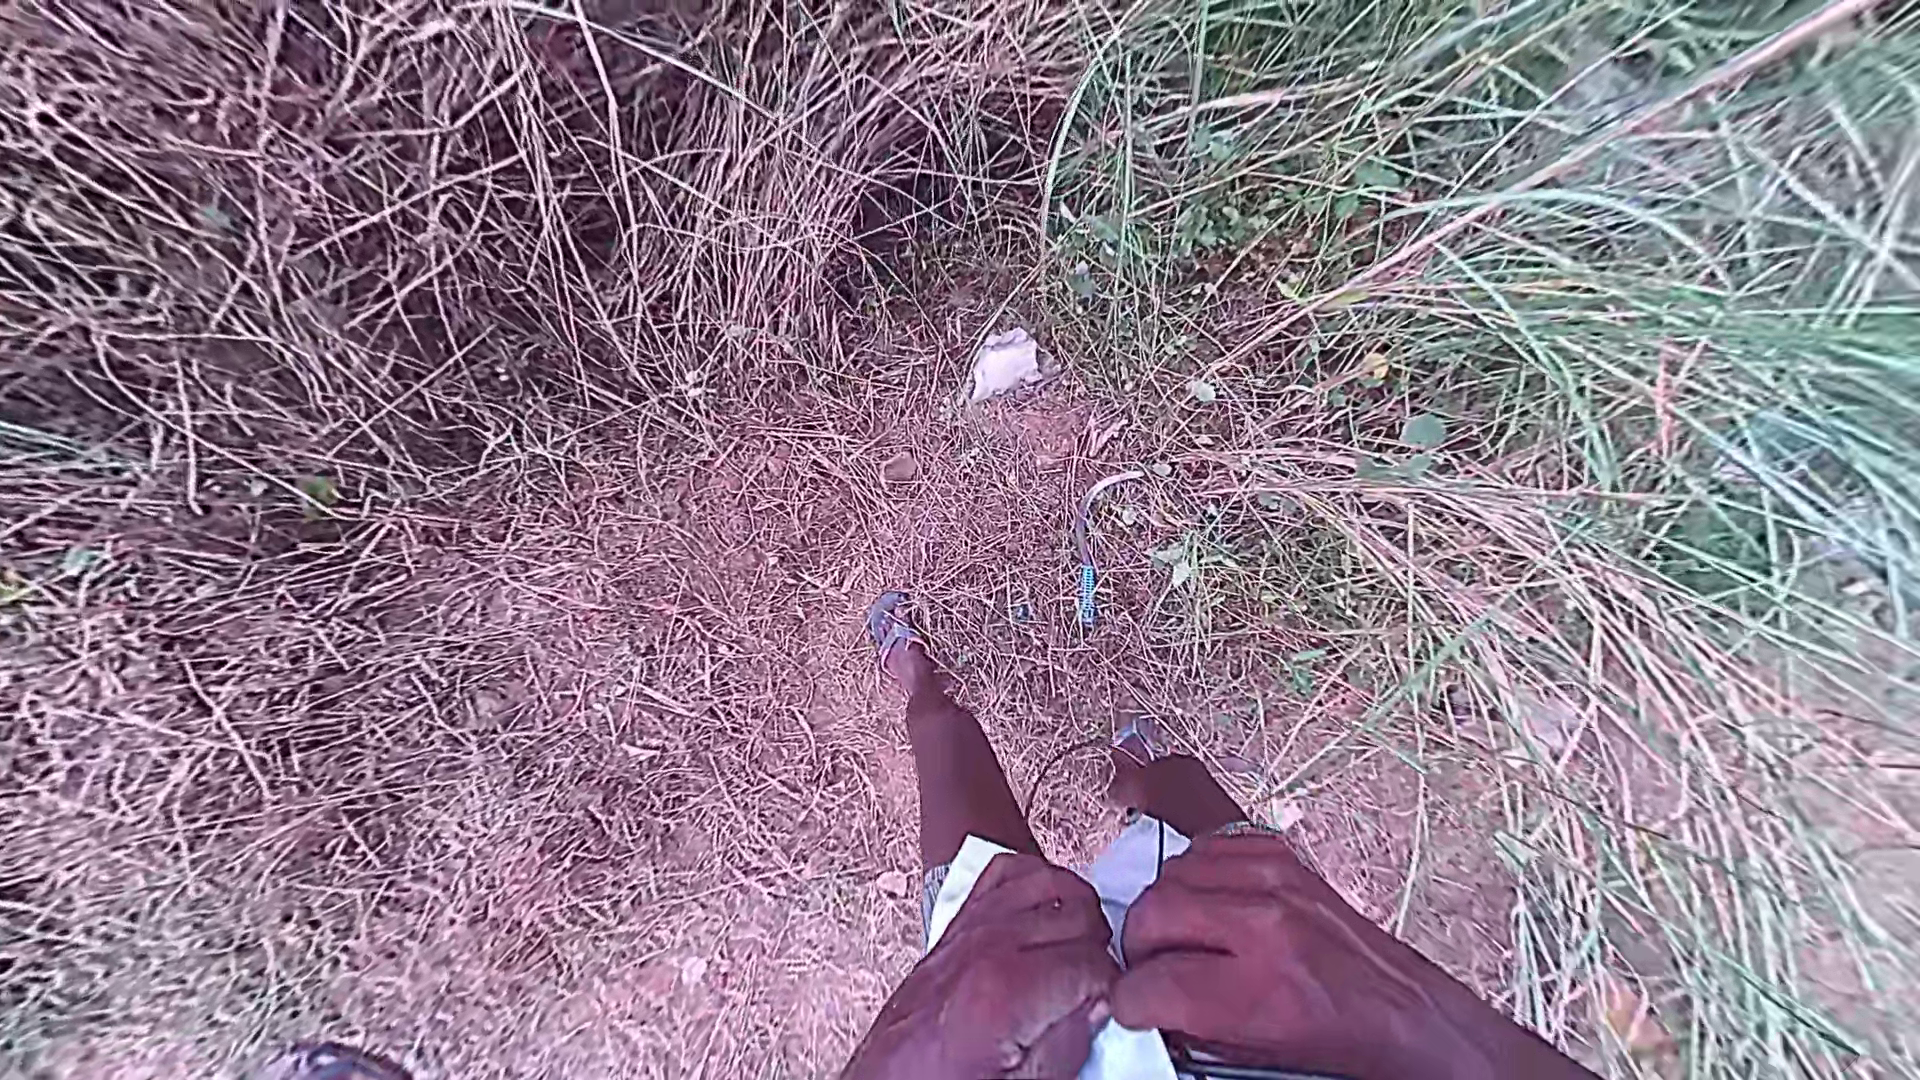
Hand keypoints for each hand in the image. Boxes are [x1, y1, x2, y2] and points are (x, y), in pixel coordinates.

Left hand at [841, 853, 1119, 1079]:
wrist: (893, 1074)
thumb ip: (1067, 1045)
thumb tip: (1104, 1004)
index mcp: (1009, 990)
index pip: (1094, 963)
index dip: (1115, 986)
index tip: (1113, 1006)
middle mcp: (993, 941)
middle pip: (1080, 913)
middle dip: (1101, 947)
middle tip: (1099, 981)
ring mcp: (977, 918)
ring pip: (1051, 878)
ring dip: (1076, 906)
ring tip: (1079, 945)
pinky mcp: (964, 912)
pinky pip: (1009, 868)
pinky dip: (1035, 877)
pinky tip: (1044, 910)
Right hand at [1113, 834, 1594, 1079]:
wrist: (1412, 1015)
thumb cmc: (1342, 1046)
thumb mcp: (1265, 1058)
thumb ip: (1193, 1028)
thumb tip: (1136, 1001)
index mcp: (1269, 993)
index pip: (1160, 982)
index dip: (1130, 996)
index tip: (1126, 1003)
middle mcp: (1267, 924)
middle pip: (1155, 910)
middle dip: (1137, 943)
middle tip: (1147, 966)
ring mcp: (1271, 877)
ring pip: (1171, 871)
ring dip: (1161, 905)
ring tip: (1177, 934)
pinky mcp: (1276, 851)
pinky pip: (1203, 846)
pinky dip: (1191, 872)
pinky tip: (1205, 900)